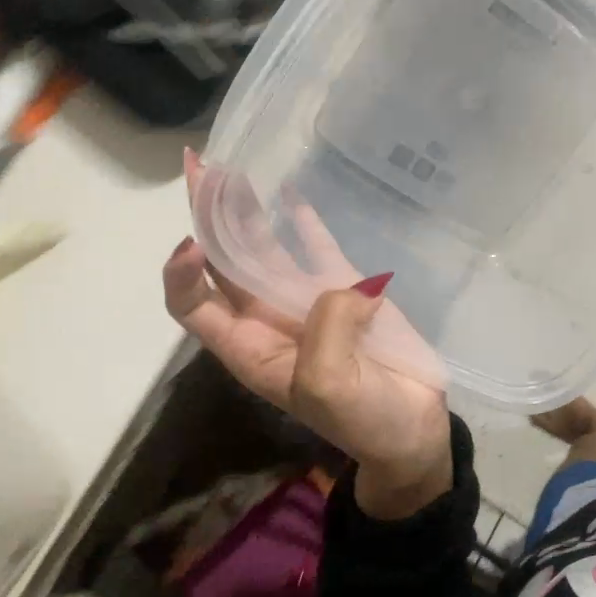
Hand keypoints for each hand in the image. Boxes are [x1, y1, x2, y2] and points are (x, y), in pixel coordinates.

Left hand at [165, 160, 451, 518]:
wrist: (412, 428)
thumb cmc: (362, 417)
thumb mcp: (329, 386)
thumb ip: (327, 331)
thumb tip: (345, 288)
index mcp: (249, 347)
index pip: (194, 305)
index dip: (183, 273)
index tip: (193, 241)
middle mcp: (266, 318)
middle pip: (222, 263)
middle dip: (208, 218)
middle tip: (200, 167)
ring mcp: (304, 300)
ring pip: (265, 248)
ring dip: (248, 212)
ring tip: (236, 170)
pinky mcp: (345, 289)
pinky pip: (317, 247)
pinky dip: (303, 220)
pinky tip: (291, 190)